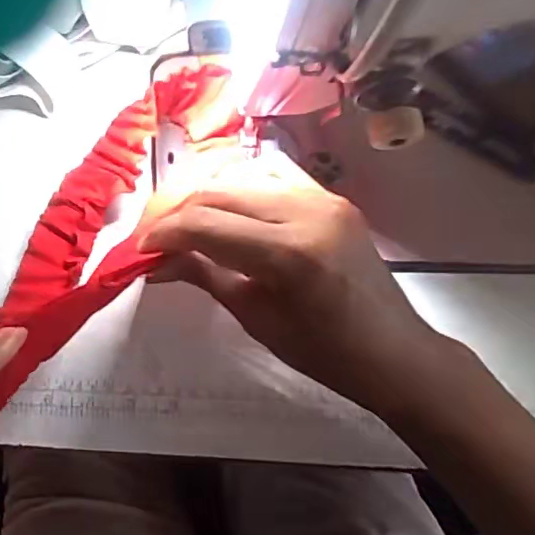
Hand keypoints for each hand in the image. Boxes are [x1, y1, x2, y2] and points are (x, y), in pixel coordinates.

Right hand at [139, 155, 479, 422]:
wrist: (393, 351)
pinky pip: (270, 184)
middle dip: (177, 213)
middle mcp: (308, 211)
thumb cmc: (324, 353)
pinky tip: (222, 217)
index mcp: (289, 253)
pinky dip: (237, 196)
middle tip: (153, 238)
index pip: (205, 223)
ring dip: (205, 201)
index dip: (164, 233)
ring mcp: (324, 198)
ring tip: (182, 228)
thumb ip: (205, 275)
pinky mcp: (331, 197)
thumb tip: (156, 261)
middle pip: (219, 193)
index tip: (140, 250)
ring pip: (241, 181)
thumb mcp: (255, 317)